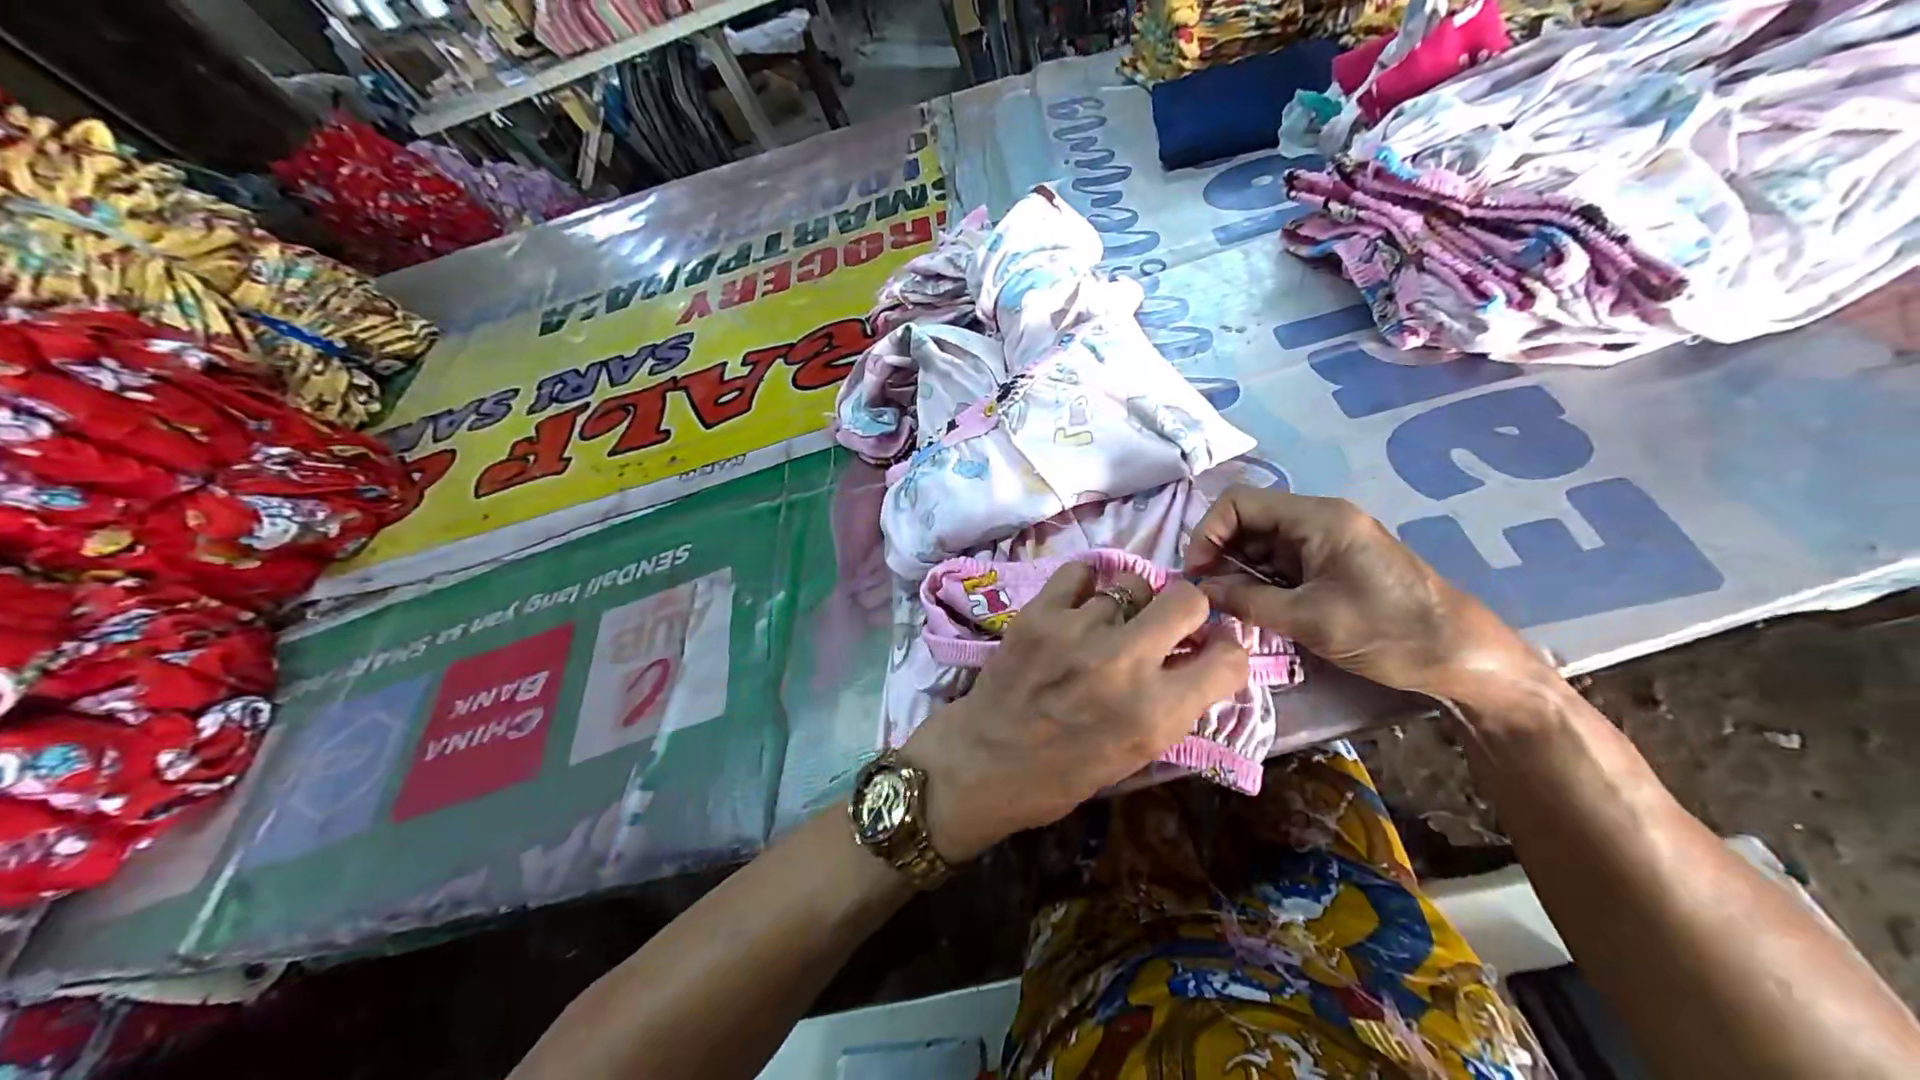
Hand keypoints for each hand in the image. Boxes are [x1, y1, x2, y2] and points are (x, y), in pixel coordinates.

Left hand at [901, 562, 1248, 861]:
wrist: (983, 762)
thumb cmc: (1062, 774)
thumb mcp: (1136, 754)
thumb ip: (1173, 705)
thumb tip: (1199, 659)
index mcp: (1157, 712)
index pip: (1229, 659)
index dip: (1228, 650)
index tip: (1213, 648)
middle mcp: (1126, 663)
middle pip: (1186, 599)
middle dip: (1187, 609)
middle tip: (1168, 622)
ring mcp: (1079, 631)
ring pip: (1130, 583)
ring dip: (1129, 603)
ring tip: (1109, 623)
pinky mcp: (1040, 613)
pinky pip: (1081, 572)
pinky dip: (1086, 585)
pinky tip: (1079, 605)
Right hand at [1185, 485, 1550, 702]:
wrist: (1463, 656)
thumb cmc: (1388, 631)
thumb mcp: (1309, 620)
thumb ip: (1248, 602)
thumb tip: (1200, 593)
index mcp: (1318, 517)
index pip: (1239, 502)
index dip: (1207, 533)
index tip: (1196, 575)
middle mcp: (1320, 519)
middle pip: (1248, 520)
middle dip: (1219, 553)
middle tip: (1205, 594)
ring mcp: (1327, 541)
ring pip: (1262, 543)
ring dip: (1238, 570)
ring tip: (1226, 605)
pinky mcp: (1332, 564)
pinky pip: (1281, 562)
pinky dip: (1260, 581)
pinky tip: (1252, 606)